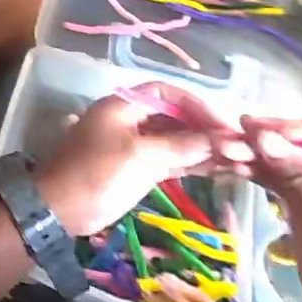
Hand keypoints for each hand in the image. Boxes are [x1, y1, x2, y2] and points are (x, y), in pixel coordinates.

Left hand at [36, 82, 247, 236]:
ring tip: (240, 161)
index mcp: (123, 104)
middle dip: (206, 129)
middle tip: (240, 148)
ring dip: (204, 148)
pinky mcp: (136, 166)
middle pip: (174, 116)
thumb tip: (223, 139)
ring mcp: (132, 143)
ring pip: (174, 139)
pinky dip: (192, 162)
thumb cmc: (98, 174)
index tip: (225, 126)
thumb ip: (183, 145)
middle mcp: (128, 118)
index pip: (167, 93)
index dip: (198, 106)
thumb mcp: (143, 156)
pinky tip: (221, 170)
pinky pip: (169, 157)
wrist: (61, 208)